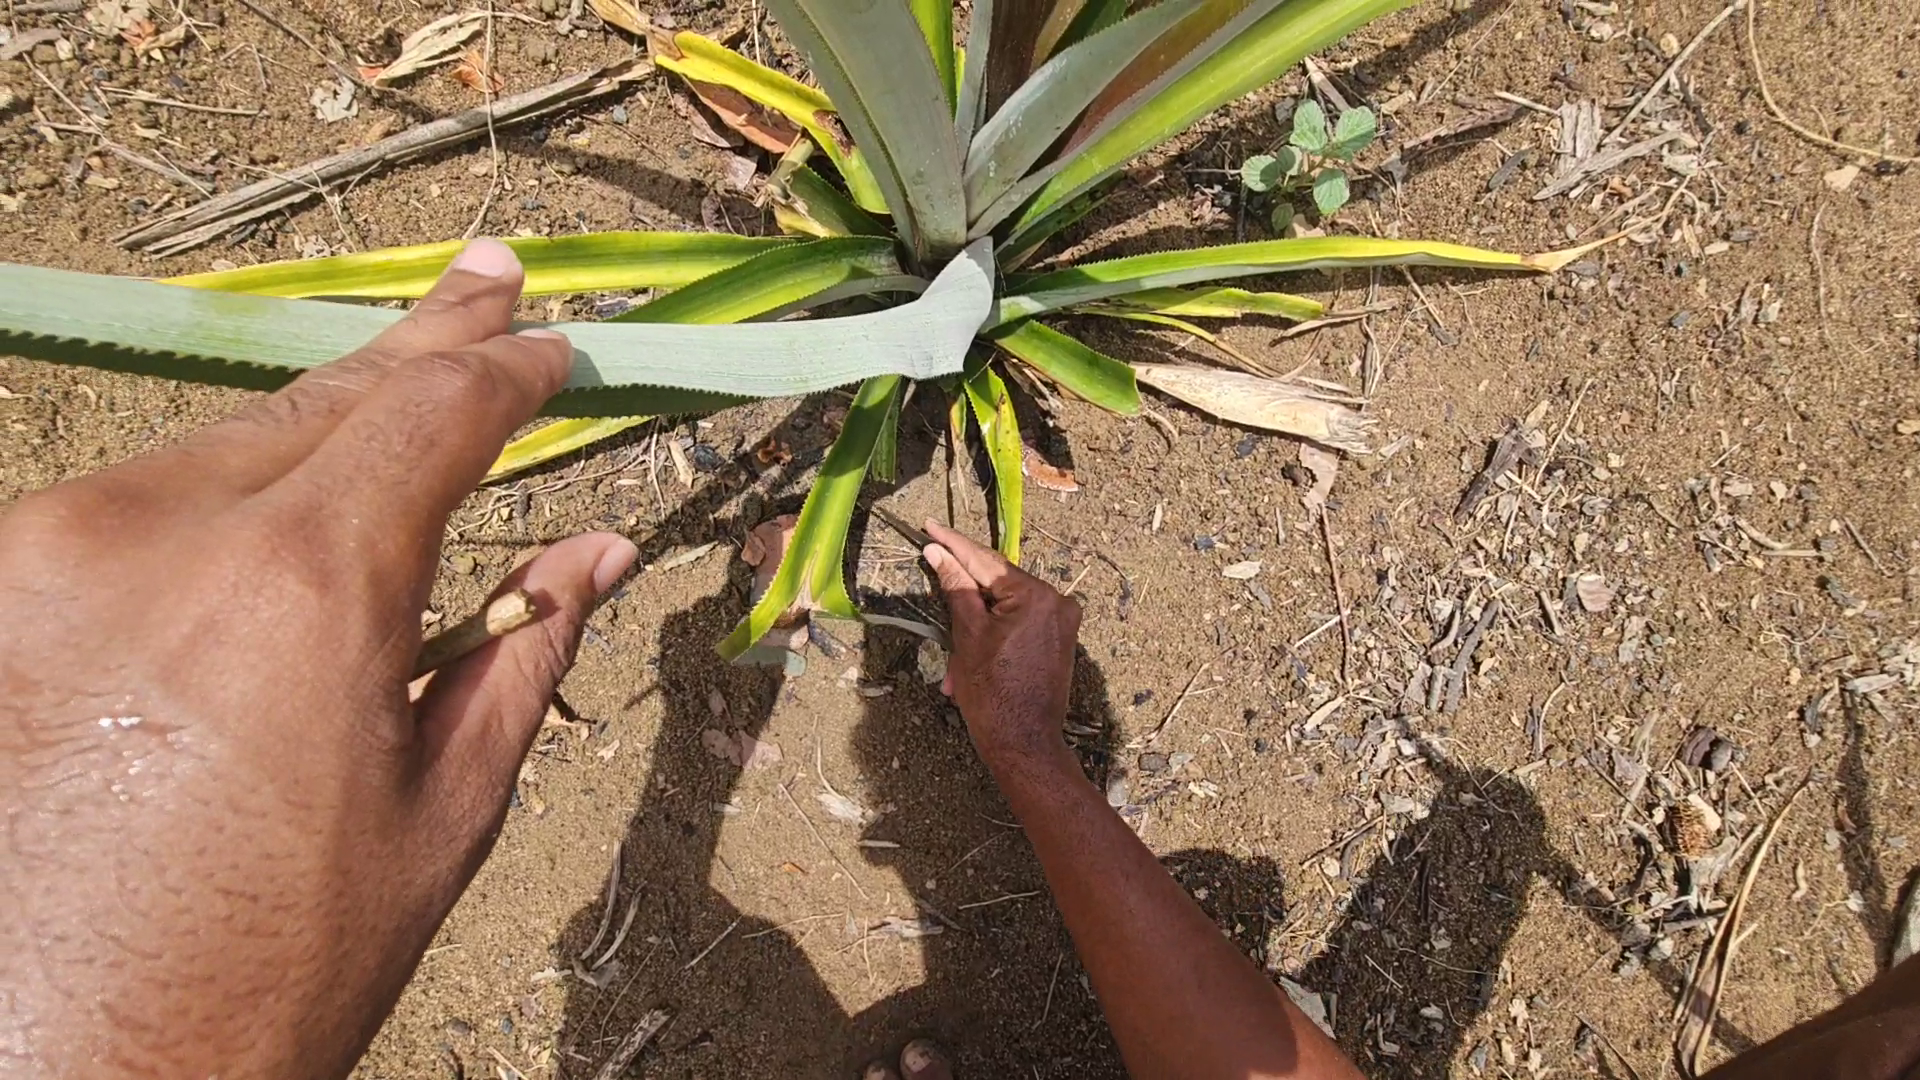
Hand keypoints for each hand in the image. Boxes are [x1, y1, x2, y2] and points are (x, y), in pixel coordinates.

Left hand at [0, 240, 636, 1079]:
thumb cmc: (290, 944)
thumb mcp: (456, 792)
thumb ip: (530, 639)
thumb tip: (608, 549)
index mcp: (308, 584)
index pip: (437, 417)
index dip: (509, 372)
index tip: (556, 347)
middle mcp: (158, 532)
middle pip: (334, 394)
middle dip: (429, 337)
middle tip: (490, 276)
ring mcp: (42, 550)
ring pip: (245, 434)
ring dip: (346, 405)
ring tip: (420, 364)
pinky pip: (164, 489)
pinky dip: (261, 466)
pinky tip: (308, 466)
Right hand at [922, 521, 1081, 769]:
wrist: (1024, 745)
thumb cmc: (992, 694)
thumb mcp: (967, 635)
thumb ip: (956, 587)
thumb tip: (938, 553)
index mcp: (1036, 595)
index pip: (985, 561)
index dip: (953, 544)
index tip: (929, 526)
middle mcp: (1057, 601)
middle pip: (997, 583)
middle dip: (963, 591)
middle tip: (932, 568)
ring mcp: (1062, 621)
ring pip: (1005, 606)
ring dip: (975, 622)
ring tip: (952, 651)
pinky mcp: (1059, 639)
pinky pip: (1018, 623)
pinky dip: (992, 634)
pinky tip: (970, 656)